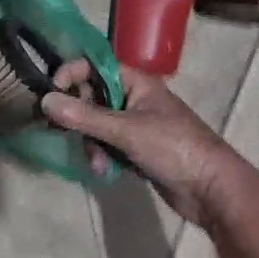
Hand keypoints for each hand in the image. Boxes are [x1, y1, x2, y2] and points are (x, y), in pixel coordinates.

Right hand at [42, 60, 240, 224]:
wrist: (214, 192)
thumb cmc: (174, 148)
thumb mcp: (126, 130)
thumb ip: (84, 116)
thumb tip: (44, 100)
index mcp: (136, 82)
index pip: (93, 65)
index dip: (70, 74)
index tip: (51, 94)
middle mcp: (134, 98)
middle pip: (91, 96)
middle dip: (80, 118)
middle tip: (67, 132)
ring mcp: (136, 125)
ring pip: (96, 124)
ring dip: (91, 143)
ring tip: (97, 163)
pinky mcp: (137, 149)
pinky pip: (107, 144)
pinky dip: (102, 156)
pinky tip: (105, 171)